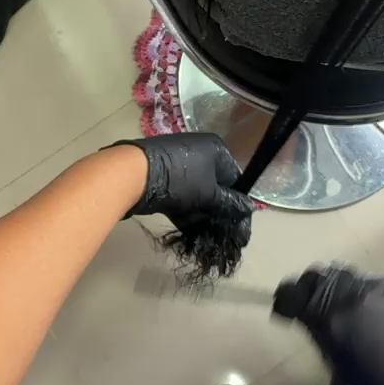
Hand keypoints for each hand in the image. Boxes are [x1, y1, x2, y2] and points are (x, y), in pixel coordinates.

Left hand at [108, 133, 252, 241]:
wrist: (134, 175)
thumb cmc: (180, 180)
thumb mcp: (210, 194)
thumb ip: (230, 203)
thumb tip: (249, 208)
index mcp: (216, 149)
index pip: (234, 177)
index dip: (235, 201)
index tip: (234, 222)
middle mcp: (199, 152)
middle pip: (215, 186)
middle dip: (216, 210)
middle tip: (219, 231)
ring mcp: (179, 164)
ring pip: (197, 194)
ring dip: (200, 214)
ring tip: (205, 234)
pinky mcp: (164, 177)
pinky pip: (181, 196)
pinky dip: (186, 212)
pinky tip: (189, 231)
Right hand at [273, 264, 383, 384]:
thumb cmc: (377, 381)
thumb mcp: (336, 360)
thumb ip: (318, 330)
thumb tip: (303, 314)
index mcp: (334, 317)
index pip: (297, 293)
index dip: (286, 298)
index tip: (283, 306)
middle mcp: (353, 294)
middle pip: (319, 275)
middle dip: (308, 286)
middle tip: (307, 300)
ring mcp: (377, 286)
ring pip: (344, 274)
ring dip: (334, 285)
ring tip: (336, 302)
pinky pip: (367, 280)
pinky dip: (358, 290)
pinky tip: (364, 307)